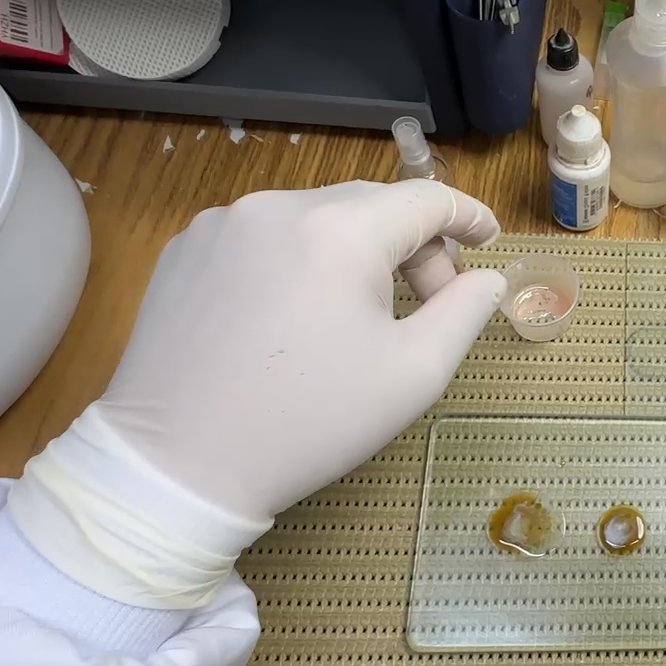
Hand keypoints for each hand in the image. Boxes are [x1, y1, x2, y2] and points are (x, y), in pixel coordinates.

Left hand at [7, 179, 505, 607]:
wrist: (176, 466)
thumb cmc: (312, 421)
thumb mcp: (415, 373)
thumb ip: (465, 311)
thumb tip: (485, 277)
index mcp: (340, 232)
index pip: (426, 199)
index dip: (468, 215)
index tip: (489, 240)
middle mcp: (278, 206)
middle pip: (374, 205)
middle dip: (415, 246)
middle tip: (428, 303)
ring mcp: (224, 222)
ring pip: (321, 216)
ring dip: (360, 251)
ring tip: (359, 314)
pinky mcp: (187, 247)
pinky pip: (271, 233)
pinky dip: (305, 257)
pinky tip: (299, 314)